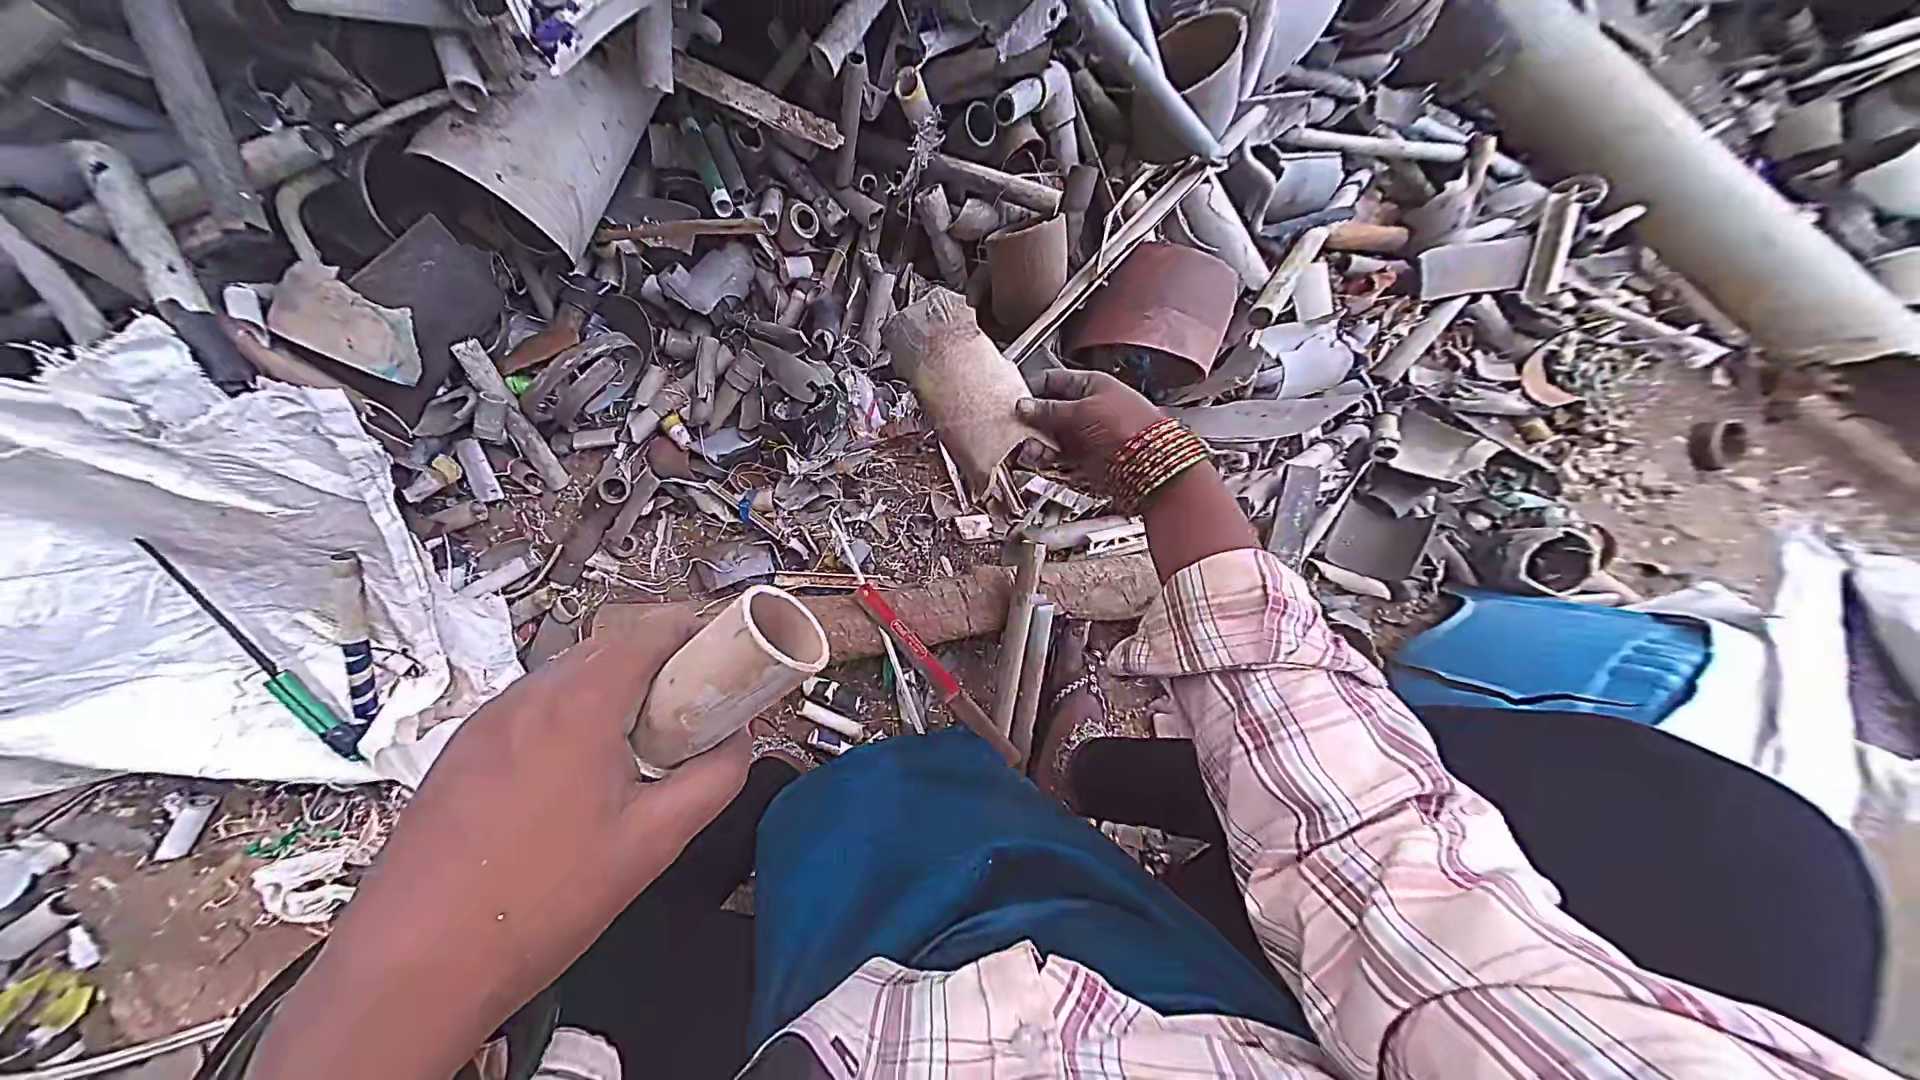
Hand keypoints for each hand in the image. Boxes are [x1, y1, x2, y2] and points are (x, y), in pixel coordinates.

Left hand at [253, 616, 748, 1079]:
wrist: (409, 973)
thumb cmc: (539, 903)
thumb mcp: (655, 841)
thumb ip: (715, 778)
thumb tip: (739, 742)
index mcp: (579, 707)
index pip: (650, 632)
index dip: (695, 634)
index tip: (719, 661)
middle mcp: (527, 699)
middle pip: (612, 648)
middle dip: (660, 667)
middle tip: (689, 712)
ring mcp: (486, 722)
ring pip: (571, 676)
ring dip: (616, 691)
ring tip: (638, 747)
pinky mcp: (462, 750)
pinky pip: (535, 708)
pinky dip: (573, 716)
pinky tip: (579, 774)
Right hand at [1015, 369, 1163, 479]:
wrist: (1151, 465)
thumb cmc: (1127, 427)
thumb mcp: (1081, 411)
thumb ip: (1048, 410)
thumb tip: (1023, 406)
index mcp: (1091, 386)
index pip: (1053, 381)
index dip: (1032, 389)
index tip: (1013, 399)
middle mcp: (1086, 408)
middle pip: (1048, 411)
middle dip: (1031, 420)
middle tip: (1014, 427)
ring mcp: (1085, 434)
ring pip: (1049, 435)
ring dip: (1035, 441)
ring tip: (1028, 447)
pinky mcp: (1084, 459)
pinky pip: (1056, 455)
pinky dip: (1045, 456)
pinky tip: (1038, 458)